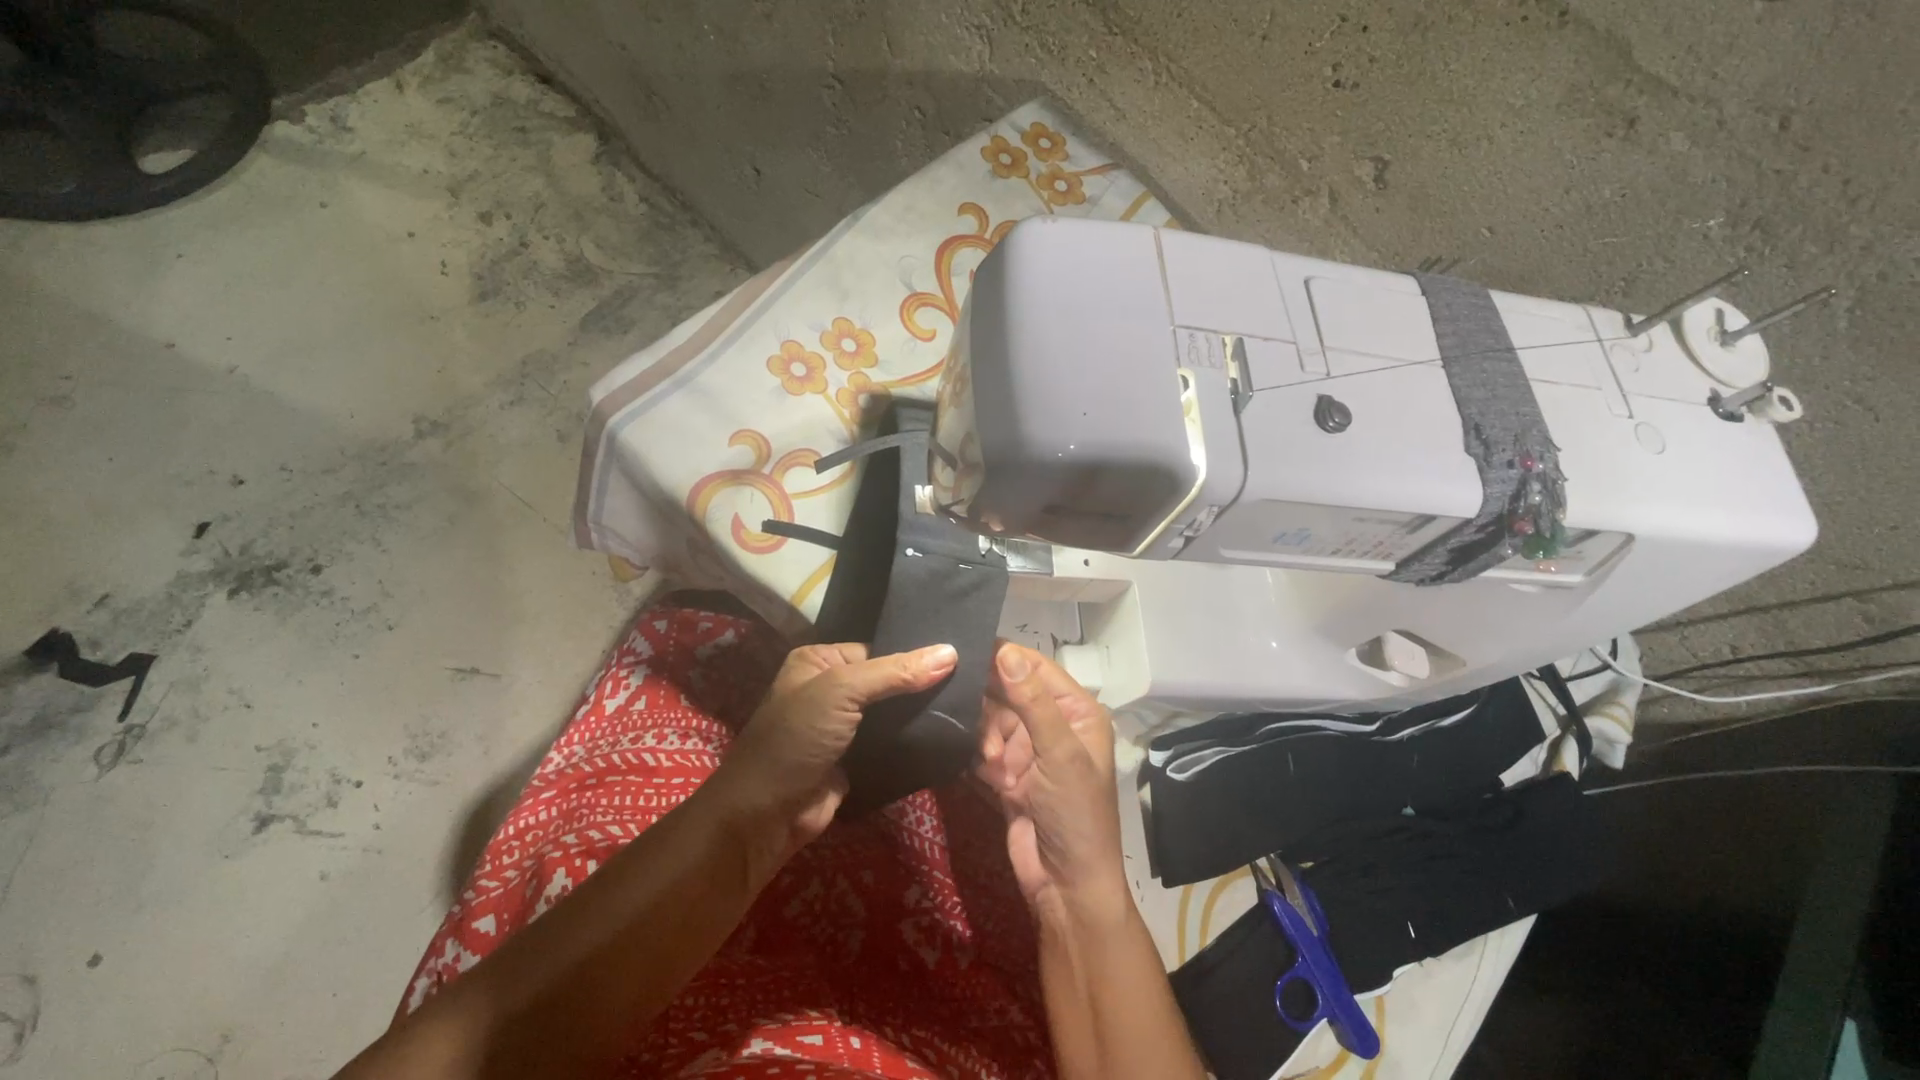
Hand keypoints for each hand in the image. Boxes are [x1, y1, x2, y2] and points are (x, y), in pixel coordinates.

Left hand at [711, 641, 957, 856]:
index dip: (914, 654)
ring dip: (922, 716)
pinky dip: (914, 743)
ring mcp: (845, 728)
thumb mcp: (841, 692)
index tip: (960, 655)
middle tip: (973, 683)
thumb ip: (894, 672)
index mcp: (819, 662)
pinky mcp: (857, 761)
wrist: (766, 815)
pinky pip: (893, 744)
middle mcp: (831, 690)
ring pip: (894, 715)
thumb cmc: (796, 739)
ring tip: (970, 707)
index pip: (879, 649)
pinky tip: (950, 736)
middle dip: (923, 686)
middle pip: (889, 682)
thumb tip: (951, 652)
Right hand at [976, 642, 1127, 923]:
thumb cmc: (1075, 814)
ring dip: (986, 740)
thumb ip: (1031, 702)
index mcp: (1077, 711)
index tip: (964, 648)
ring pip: (990, 721)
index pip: (1035, 668)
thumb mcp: (1058, 753)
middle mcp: (1053, 724)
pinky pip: (982, 750)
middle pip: (1007, 692)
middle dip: (990, 707)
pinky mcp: (1007, 775)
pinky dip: (978, 760)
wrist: (1066, 885)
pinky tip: (985, 777)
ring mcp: (1028, 751)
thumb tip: (1005, 651)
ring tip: (994, 767)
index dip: (1003, 657)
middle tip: (970, 717)